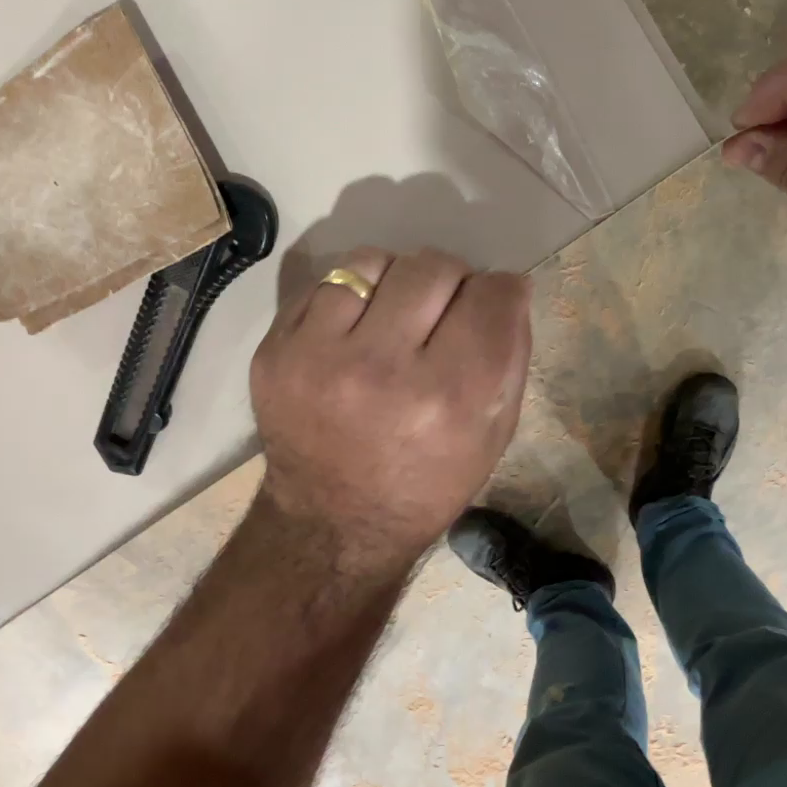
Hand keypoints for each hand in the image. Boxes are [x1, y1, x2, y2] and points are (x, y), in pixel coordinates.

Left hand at [250, 248, 531, 566]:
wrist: (334, 526)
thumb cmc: (429, 484)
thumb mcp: (494, 435)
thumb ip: (510, 355)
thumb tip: (508, 286)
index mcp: (451, 398)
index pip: (492, 294)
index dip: (501, 293)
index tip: (491, 306)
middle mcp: (384, 370)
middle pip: (435, 267)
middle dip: (453, 282)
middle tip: (446, 311)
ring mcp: (320, 357)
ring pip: (376, 261)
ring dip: (398, 280)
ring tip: (397, 315)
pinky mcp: (276, 352)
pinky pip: (327, 283)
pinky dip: (352, 296)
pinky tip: (357, 329)